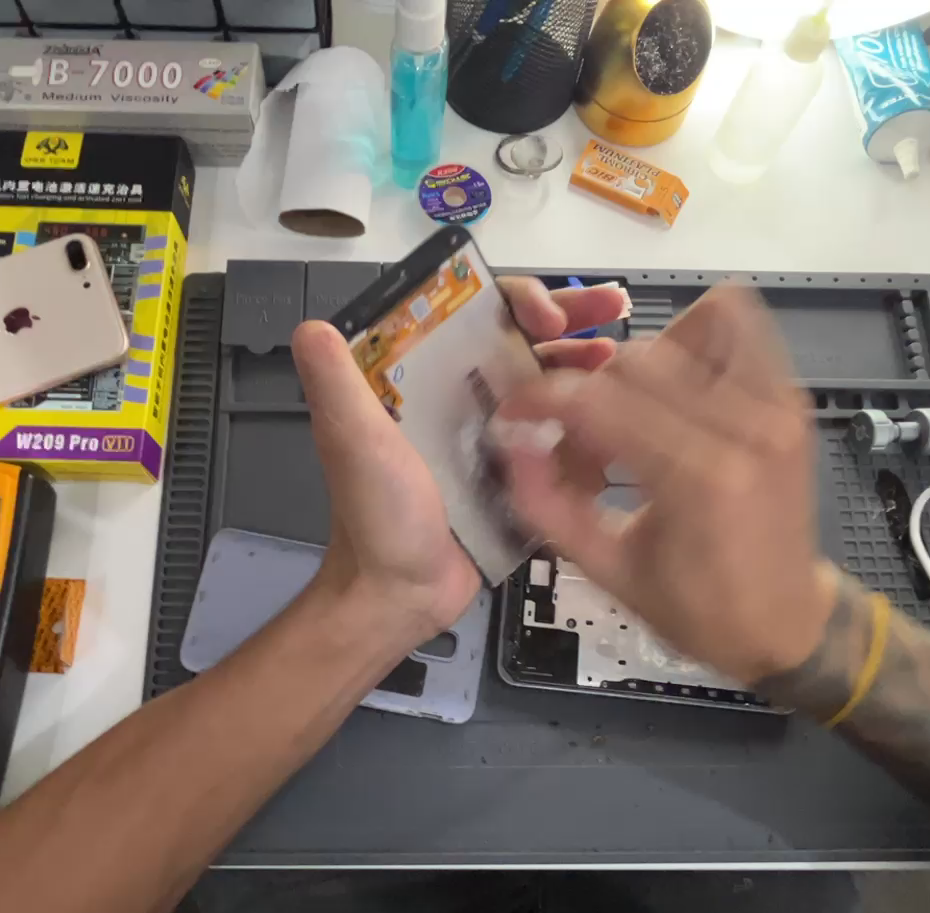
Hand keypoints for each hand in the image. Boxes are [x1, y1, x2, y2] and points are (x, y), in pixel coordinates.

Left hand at [292, 279, 630, 652]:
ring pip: (543, 385)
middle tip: (608, 313)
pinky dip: (582, 424)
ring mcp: (488, 436)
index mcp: (417, 380)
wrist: (401, 593)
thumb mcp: (352, 442)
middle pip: (518, 342)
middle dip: (566, 322)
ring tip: (616, 361)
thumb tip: (313, 327)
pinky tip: (611, 420)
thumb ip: (335, 384)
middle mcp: (453, 398)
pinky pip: (552, 438)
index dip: (515, 301)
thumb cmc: (374, 518)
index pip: (472, 315)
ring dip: (581, 367)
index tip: (548, 315)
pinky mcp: (512, 473)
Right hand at [498, 285, 834, 682]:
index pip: (599, 399)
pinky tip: (669, 394)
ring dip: (642, 359)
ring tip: (627, 410)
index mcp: (699, 478)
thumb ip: (546, 504)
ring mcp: (778, 404)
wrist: (786, 624)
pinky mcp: (790, 399)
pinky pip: (737, 329)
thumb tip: (510, 442)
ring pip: (691, 325)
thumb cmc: (694, 609)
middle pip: (636, 359)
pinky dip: (691, 343)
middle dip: (587, 391)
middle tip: (577, 443)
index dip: (541, 398)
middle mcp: (746, 425)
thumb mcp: (605, 568)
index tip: (513, 414)